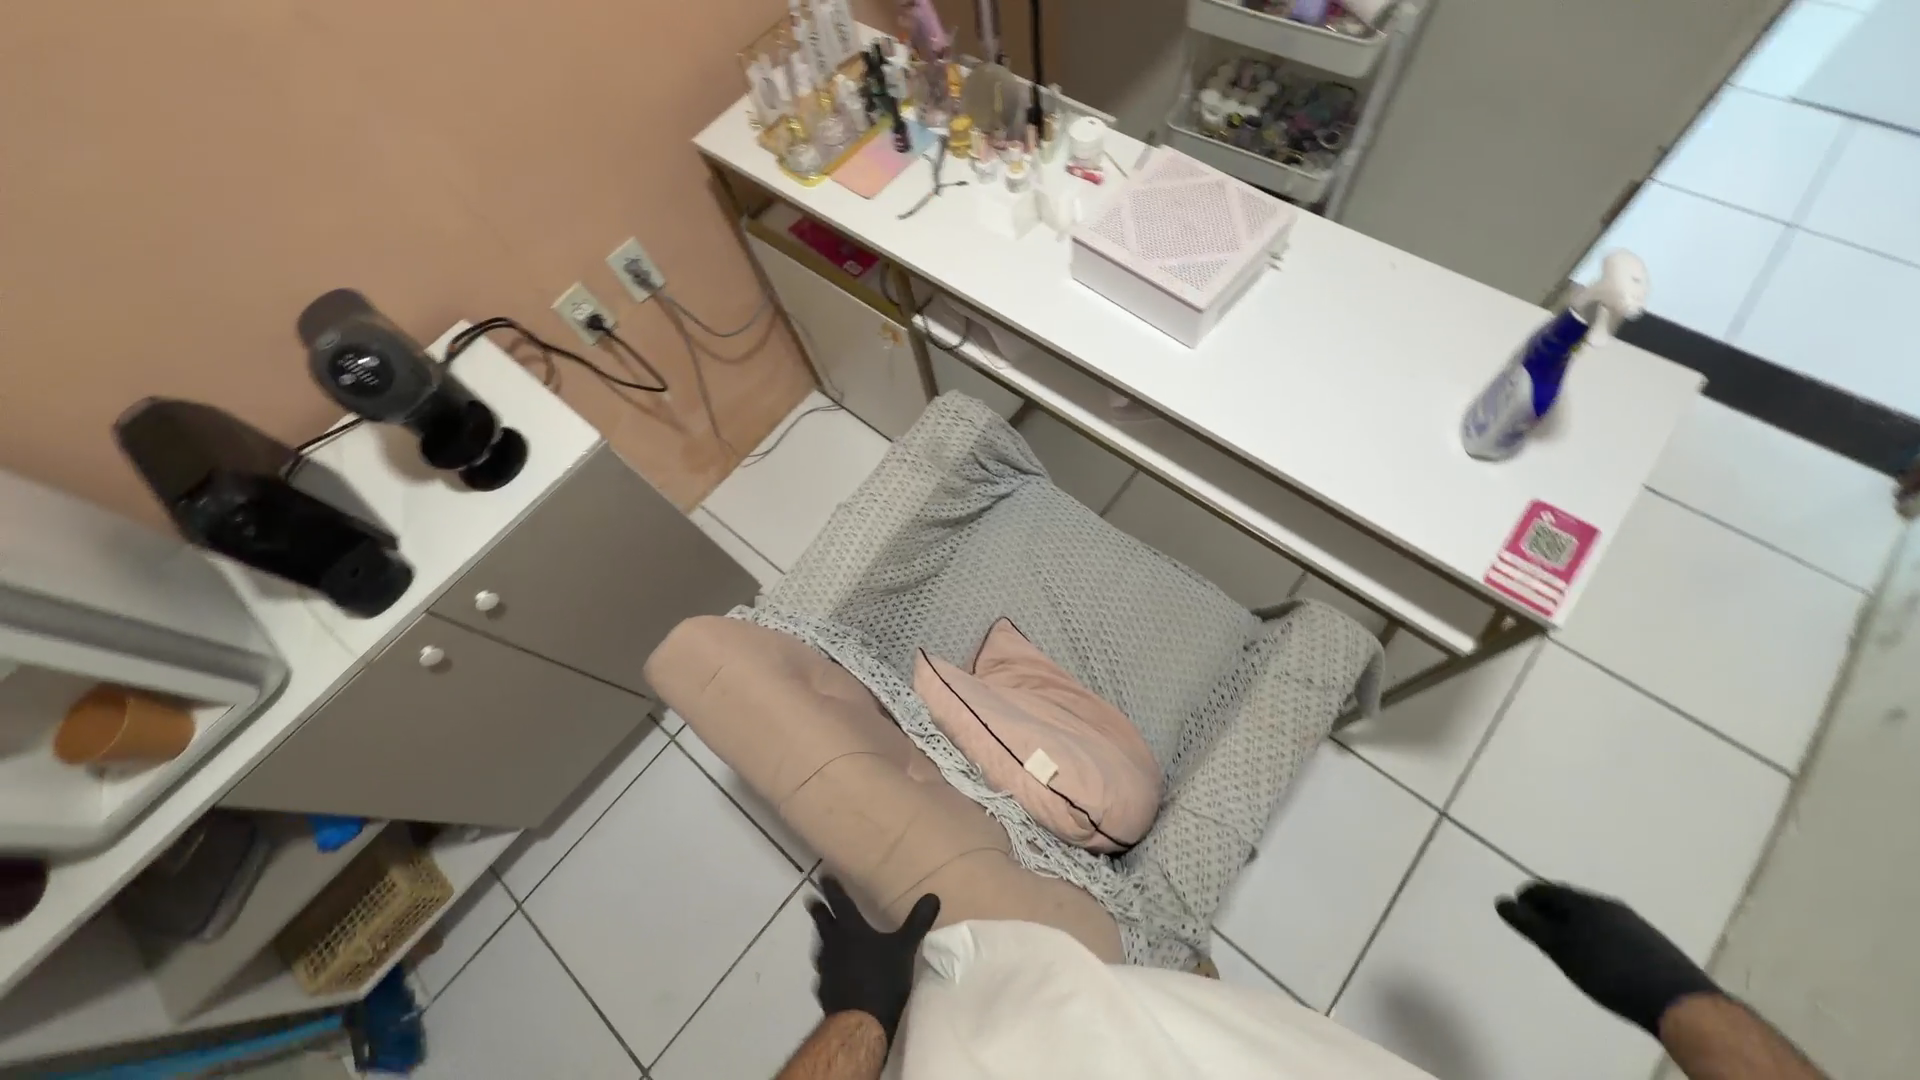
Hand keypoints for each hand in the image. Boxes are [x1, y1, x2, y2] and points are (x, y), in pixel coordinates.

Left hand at [808, 877, 940, 1043]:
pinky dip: (827, 967)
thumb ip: (917, 922)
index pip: (840, 904)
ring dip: (822, 939)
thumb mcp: (905, 948)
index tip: (823, 876)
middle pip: (823, 924)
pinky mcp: (825, 991)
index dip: (833, 889)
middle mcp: (834, 945)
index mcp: (851, 930)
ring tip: (823, 935)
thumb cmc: (883, 978)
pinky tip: (831, 973)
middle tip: (812, 901)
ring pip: (821, 948)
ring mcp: (827, 970)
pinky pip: (824, 973)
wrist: (860, 1022)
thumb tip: (932, 896)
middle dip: (819, 911)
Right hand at [1497, 881, 1719, 1034]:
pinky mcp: (1652, 943)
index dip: (1525, 900)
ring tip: (1568, 949)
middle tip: (1539, 934)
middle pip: (1568, 900)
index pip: (1543, 889)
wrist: (1680, 1003)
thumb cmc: (1609, 972)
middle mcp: (1608, 904)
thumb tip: (1501, 901)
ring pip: (1592, 916)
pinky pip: (1612, 931)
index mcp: (1584, 902)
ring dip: (1574, 925)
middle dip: (1549, 912)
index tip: (1518, 917)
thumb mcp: (1560, 950)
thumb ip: (1529, 925)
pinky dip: (1597, 938)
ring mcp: (1634, 923)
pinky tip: (1601, 960)